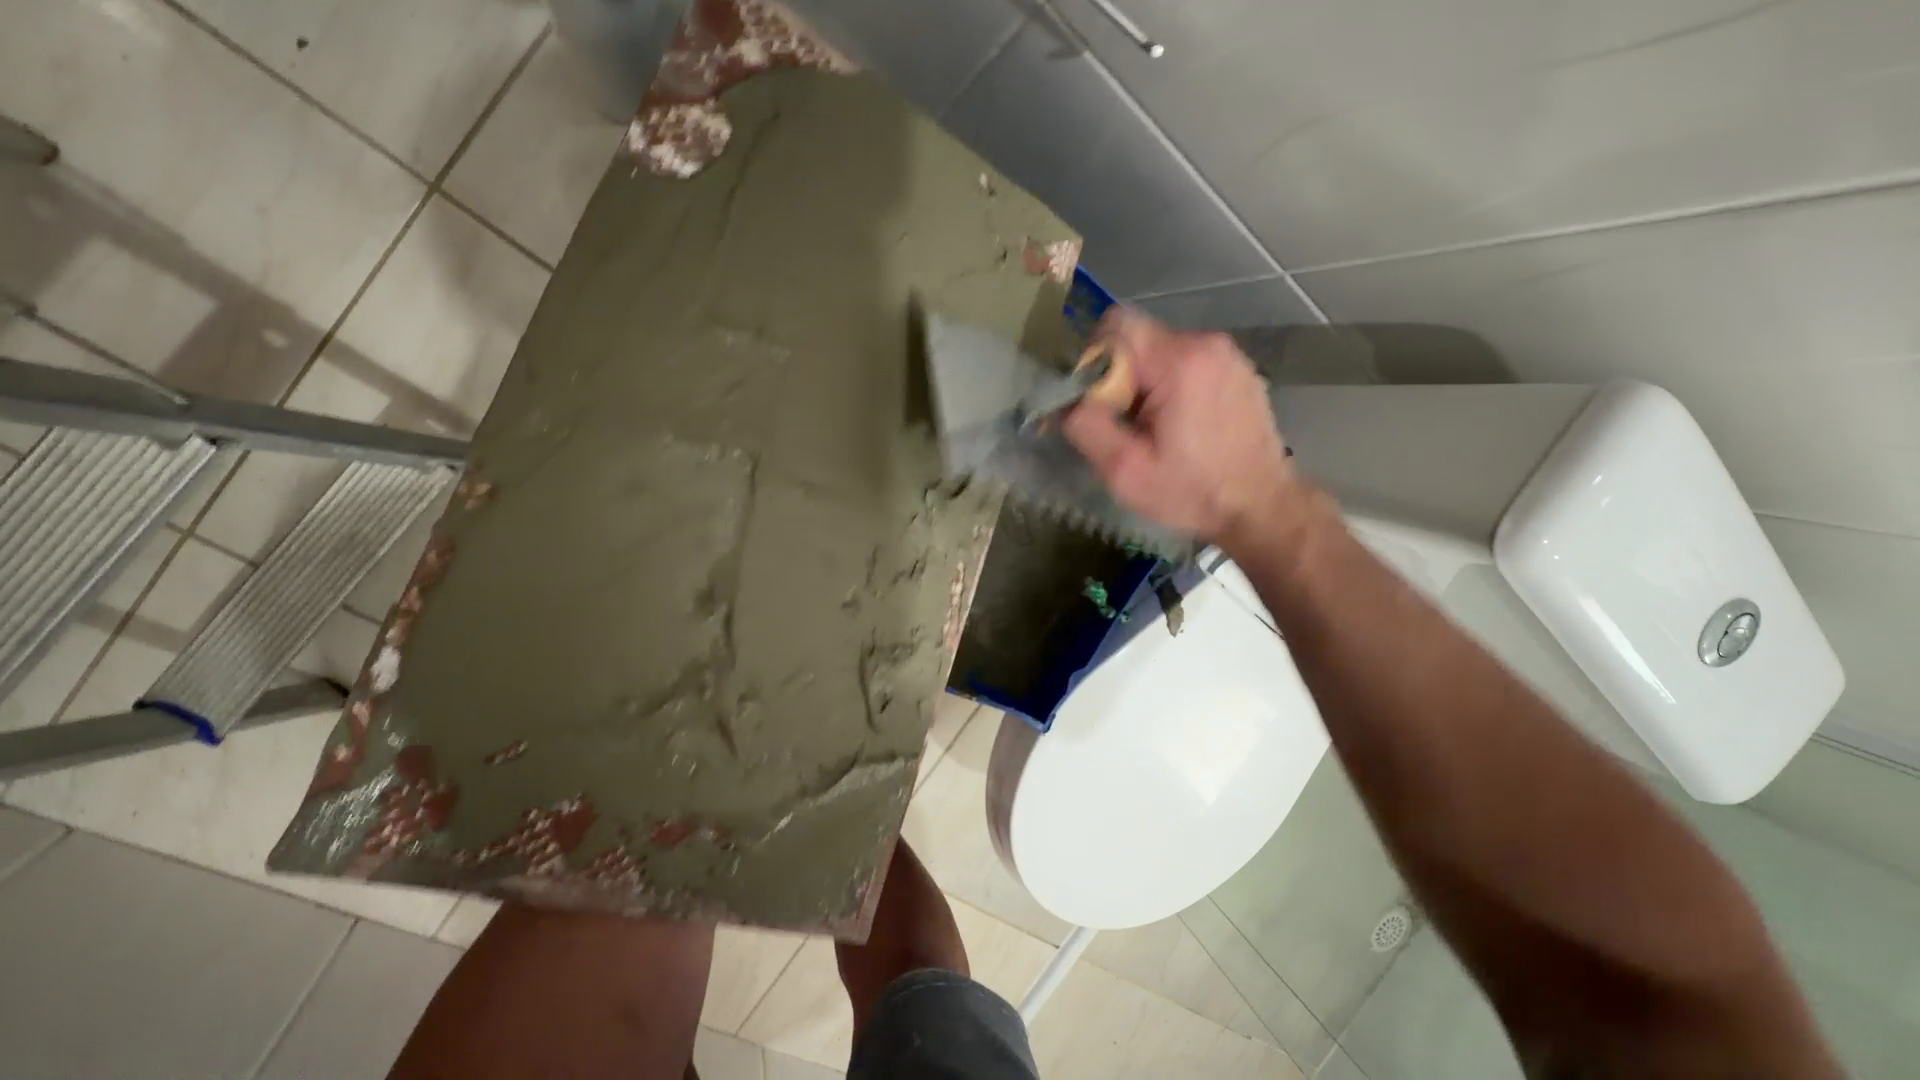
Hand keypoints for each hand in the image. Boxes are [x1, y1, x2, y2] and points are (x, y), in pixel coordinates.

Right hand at [1062, 309, 1295, 544]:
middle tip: (1127, 424)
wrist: (1262, 508)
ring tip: (1156, 430)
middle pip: (1138, 338)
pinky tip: (1182, 426)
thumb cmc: (1192, 493)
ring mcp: (1228, 354)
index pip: (1116, 326)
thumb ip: (1085, 426)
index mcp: (1179, 361)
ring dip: (1146, 383)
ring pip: (1161, 350)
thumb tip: (1062, 400)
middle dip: (1121, 376)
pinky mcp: (1238, 369)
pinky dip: (1172, 385)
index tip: (1102, 405)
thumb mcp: (1125, 471)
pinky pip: (1187, 361)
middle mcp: (1206, 343)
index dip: (1095, 361)